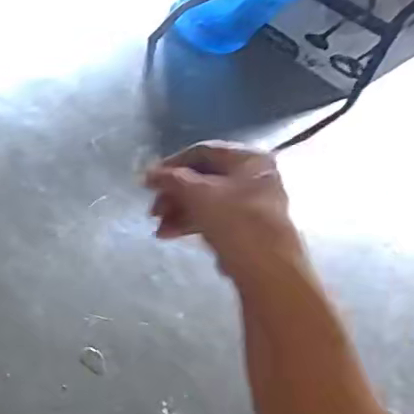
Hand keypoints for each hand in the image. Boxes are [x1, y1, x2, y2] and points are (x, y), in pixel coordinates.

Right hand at [144, 142, 303, 279]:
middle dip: (171, 193)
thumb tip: (148, 173)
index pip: (201, 151)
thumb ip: (169, 178)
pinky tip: (168, 234)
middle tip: (153, 209)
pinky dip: (186, 221)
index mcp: (249, 159)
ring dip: (175, 210)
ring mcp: (248, 199)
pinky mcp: (243, 221)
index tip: (149, 180)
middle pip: (199, 177)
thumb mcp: (195, 192)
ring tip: (159, 227)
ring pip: (200, 198)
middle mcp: (252, 175)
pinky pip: (208, 214)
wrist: (264, 262)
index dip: (171, 164)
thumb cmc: (233, 217)